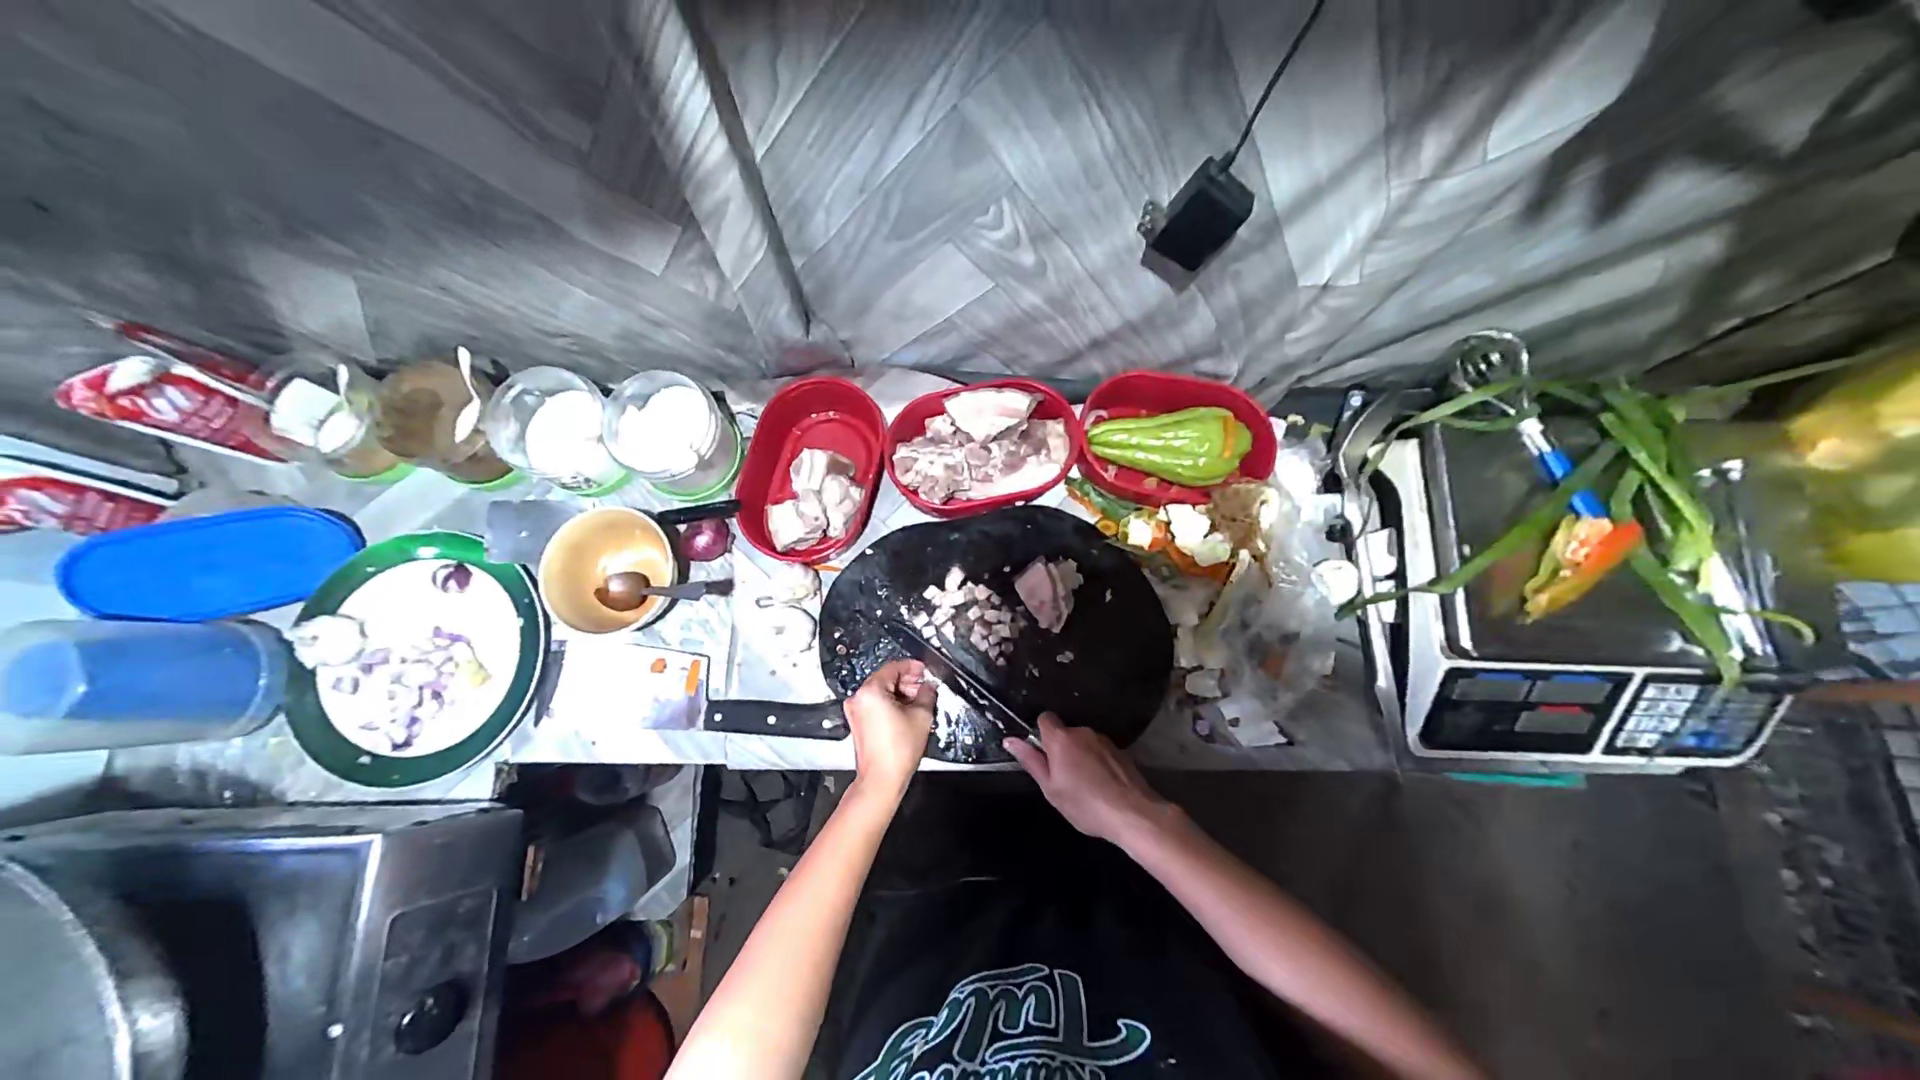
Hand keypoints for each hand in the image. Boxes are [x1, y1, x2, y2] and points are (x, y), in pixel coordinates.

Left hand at [845, 659, 933, 795]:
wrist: (881, 779)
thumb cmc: (897, 751)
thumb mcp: (922, 716)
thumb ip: (927, 694)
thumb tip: (928, 686)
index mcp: (871, 691)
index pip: (893, 667)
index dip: (912, 667)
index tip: (923, 669)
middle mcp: (858, 698)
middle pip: (885, 678)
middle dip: (907, 681)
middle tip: (924, 686)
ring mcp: (856, 711)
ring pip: (880, 692)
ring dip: (899, 693)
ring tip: (918, 701)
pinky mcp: (857, 723)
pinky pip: (875, 704)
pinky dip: (890, 704)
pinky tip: (906, 712)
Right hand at [1003, 714, 1173, 845]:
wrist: (1133, 814)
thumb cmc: (1085, 804)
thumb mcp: (1050, 788)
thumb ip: (1031, 761)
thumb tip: (1010, 740)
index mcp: (1061, 739)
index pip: (1045, 719)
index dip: (1041, 735)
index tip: (1044, 757)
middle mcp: (1083, 732)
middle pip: (1065, 733)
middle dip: (1061, 751)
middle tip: (1063, 780)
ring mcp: (1104, 740)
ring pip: (1083, 743)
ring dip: (1080, 758)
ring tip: (1085, 788)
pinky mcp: (1121, 751)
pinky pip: (1100, 752)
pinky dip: (1097, 764)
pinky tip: (1102, 787)